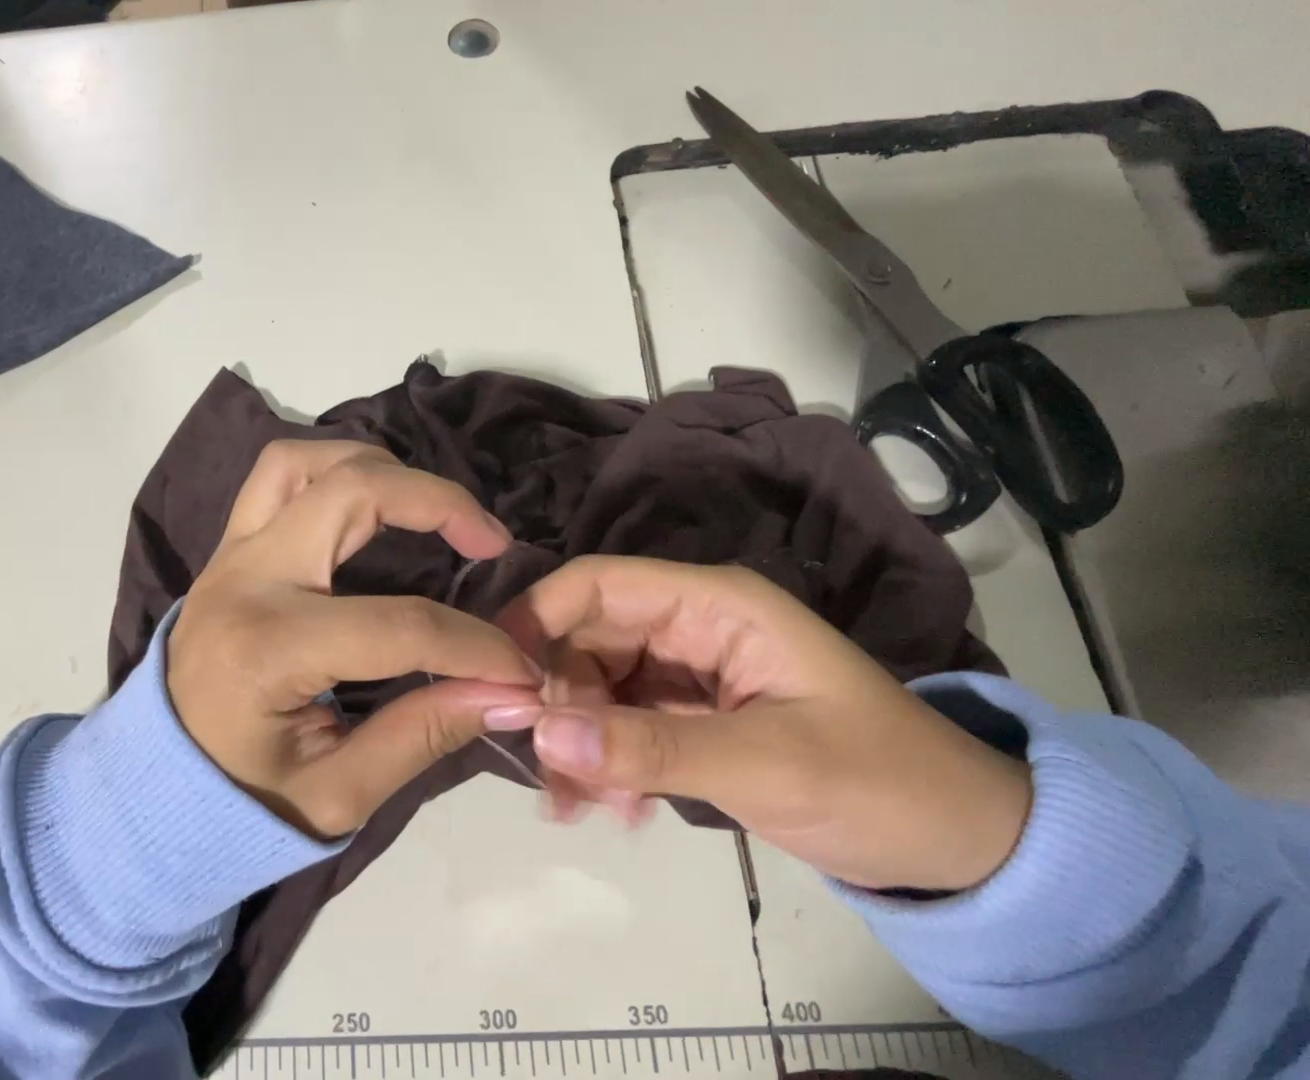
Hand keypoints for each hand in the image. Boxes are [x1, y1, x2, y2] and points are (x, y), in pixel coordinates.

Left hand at [168, 440, 542, 838]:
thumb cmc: (244, 804)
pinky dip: (335, 472)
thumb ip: (423, 736)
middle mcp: (243, 580)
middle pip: (350, 492)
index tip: (522, 669)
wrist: (155, 790)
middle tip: (492, 542)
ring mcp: (228, 556)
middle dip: (438, 502)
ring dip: (380, 468)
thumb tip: (513, 693)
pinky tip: (375, 506)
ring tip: (433, 511)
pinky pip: (278, 477)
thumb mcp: (338, 794)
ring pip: (304, 462)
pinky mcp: (228, 552)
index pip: (398, 624)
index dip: (476, 645)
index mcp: (267, 650)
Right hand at [492, 556, 1031, 890]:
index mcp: (714, 604)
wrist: (960, 844)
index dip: (537, 620)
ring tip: (579, 809)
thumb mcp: (767, 765)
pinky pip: (617, 726)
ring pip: (592, 687)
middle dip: (554, 701)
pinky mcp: (686, 717)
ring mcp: (686, 673)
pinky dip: (601, 764)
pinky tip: (612, 810)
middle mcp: (690, 626)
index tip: (498, 687)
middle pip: (583, 638)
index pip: (597, 584)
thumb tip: (538, 733)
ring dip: (574, 742)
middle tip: (547, 773)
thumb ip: (651, 747)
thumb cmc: (879, 784)